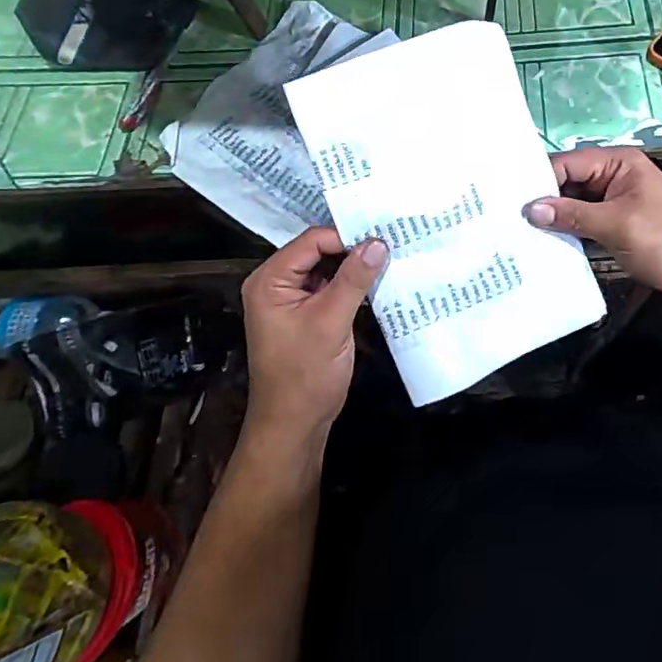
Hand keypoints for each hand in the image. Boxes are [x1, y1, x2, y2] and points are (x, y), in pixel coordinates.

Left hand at [240, 227, 388, 440]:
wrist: (295, 424)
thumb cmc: (305, 374)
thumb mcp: (331, 321)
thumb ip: (354, 279)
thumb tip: (379, 242)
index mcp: (270, 280)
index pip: (311, 241)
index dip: (346, 237)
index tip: (383, 238)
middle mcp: (276, 284)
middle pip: (318, 252)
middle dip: (353, 248)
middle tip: (391, 242)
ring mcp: (291, 300)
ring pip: (327, 269)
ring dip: (354, 266)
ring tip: (390, 258)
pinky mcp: (307, 314)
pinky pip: (330, 288)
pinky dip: (352, 285)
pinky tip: (378, 282)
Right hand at [524, 147, 661, 292]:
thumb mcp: (617, 225)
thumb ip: (572, 216)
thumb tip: (529, 209)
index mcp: (619, 164)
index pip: (569, 163)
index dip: (541, 181)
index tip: (510, 201)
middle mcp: (615, 177)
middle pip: (568, 183)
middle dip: (544, 201)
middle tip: (508, 218)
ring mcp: (616, 202)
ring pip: (574, 205)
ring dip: (554, 219)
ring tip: (519, 233)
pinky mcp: (616, 225)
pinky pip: (584, 223)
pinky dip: (568, 233)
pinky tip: (544, 245)